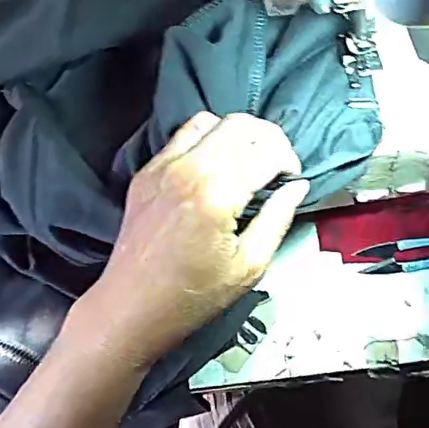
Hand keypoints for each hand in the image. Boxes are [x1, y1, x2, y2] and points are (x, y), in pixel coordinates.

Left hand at [72, 112, 308, 370]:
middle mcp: (187, 169)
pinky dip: (208, 138)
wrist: (132, 307)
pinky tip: (217, 164)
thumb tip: (296, 187)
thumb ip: (278, 218)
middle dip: (269, 139)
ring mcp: (163, 166)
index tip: (292, 177)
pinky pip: (183, 135)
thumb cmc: (192, 295)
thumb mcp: (250, 265)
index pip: (265, 150)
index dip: (288, 159)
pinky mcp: (147, 171)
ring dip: (238, 133)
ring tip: (249, 160)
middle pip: (240, 125)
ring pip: (211, 120)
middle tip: (278, 165)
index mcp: (216, 194)